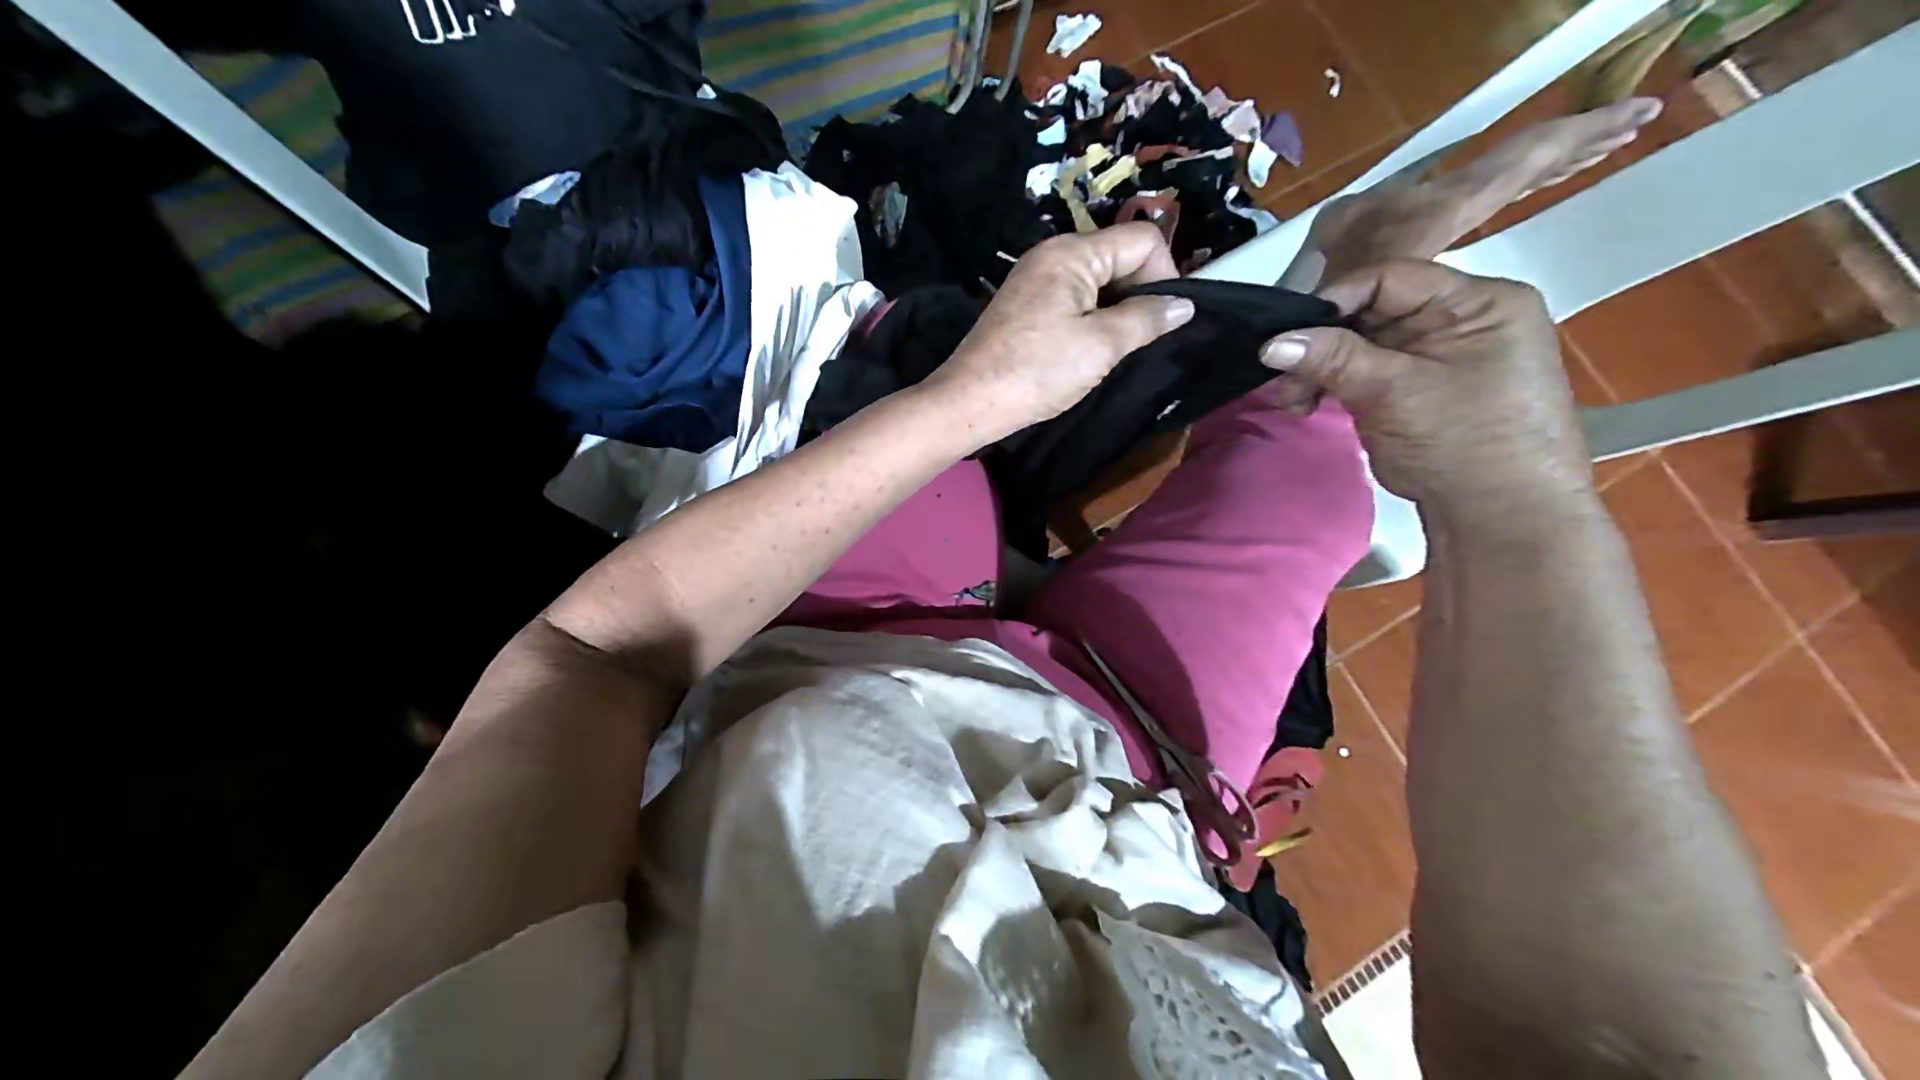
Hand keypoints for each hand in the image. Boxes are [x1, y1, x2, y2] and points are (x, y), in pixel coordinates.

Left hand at [928, 223, 1194, 441]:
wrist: (971, 401)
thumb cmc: (1037, 371)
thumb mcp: (1101, 345)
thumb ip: (1146, 318)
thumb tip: (1184, 304)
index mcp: (1071, 252)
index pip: (1142, 239)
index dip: (1164, 274)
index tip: (1162, 319)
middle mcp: (1052, 254)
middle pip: (1119, 256)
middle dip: (1139, 293)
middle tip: (1140, 339)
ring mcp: (1035, 279)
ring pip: (1098, 281)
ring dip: (1116, 310)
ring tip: (1114, 349)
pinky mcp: (1026, 305)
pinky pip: (1074, 298)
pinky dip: (1091, 318)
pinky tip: (1088, 350)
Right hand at [1261, 259, 1594, 515]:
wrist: (1500, 515)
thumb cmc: (1463, 442)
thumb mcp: (1393, 391)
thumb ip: (1332, 359)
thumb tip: (1270, 343)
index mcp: (1478, 301)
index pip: (1390, 278)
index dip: (1333, 301)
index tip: (1286, 333)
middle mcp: (1462, 319)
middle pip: (1371, 312)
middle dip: (1322, 344)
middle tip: (1284, 380)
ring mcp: (1440, 355)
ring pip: (1363, 345)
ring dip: (1322, 370)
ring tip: (1296, 403)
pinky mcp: (1420, 387)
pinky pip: (1368, 372)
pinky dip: (1336, 386)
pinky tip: (1313, 405)